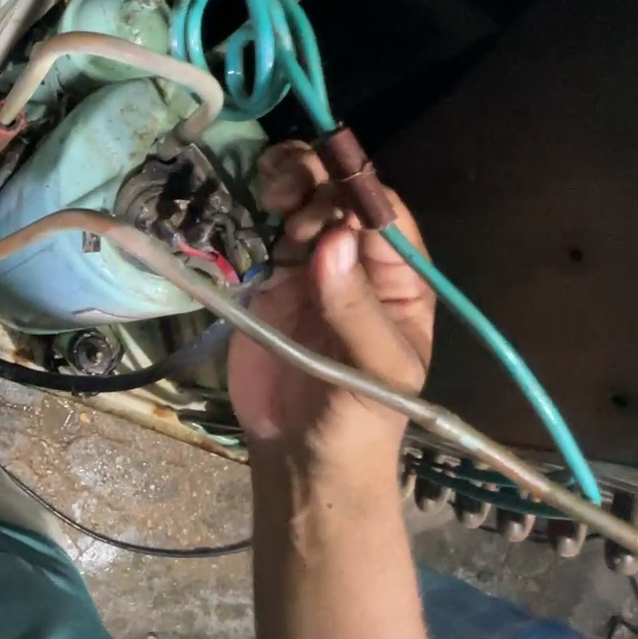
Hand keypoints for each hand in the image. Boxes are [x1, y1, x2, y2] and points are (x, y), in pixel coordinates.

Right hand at [228, 141, 435, 482]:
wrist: (299, 455)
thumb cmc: (359, 419)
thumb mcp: (377, 371)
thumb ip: (357, 309)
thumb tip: (334, 240)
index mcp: (397, 281)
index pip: (382, 217)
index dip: (355, 194)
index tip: (323, 195)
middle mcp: (352, 267)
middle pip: (335, 201)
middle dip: (314, 183)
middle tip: (285, 196)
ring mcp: (305, 273)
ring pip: (295, 209)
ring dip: (281, 187)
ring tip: (267, 194)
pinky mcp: (263, 286)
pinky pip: (256, 238)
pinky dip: (247, 217)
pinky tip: (240, 208)